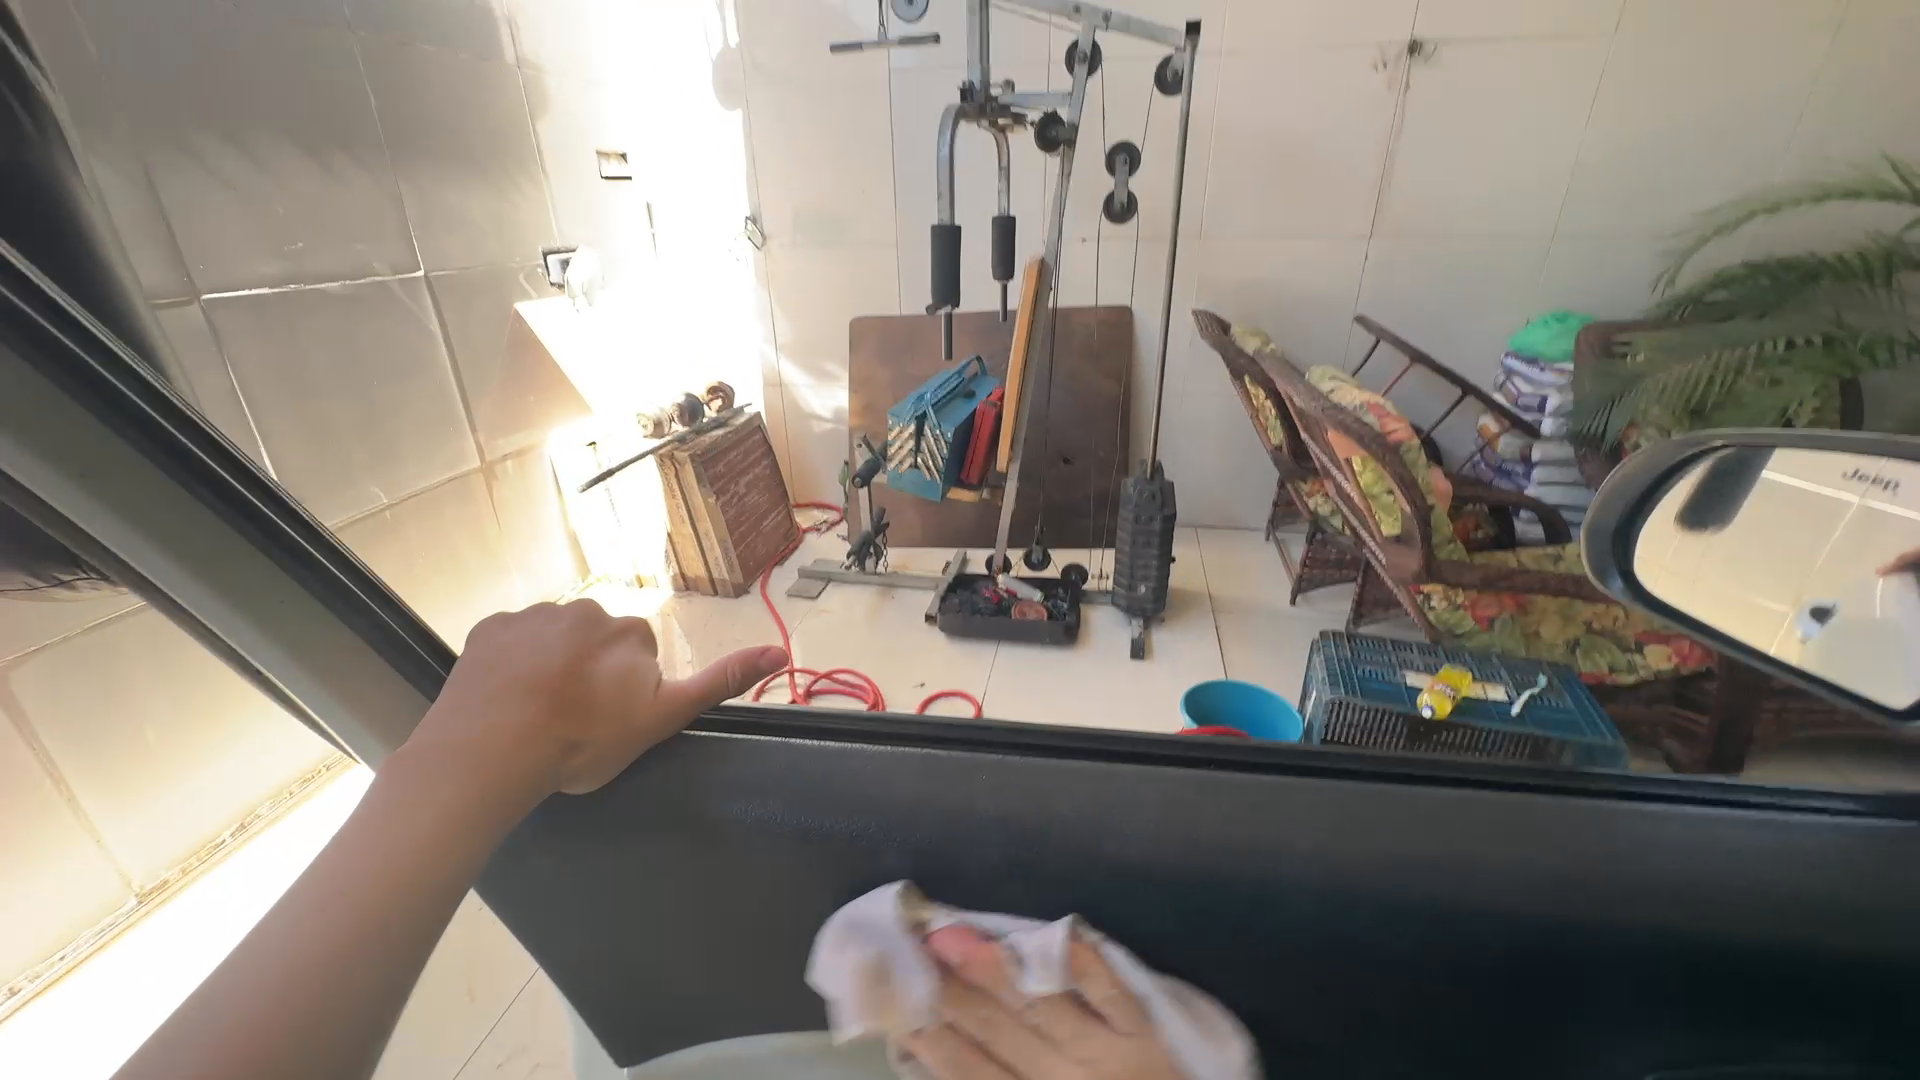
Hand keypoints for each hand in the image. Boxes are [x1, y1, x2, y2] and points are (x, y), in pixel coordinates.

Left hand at [400, 599, 786, 799]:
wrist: (491, 753)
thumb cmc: (584, 741)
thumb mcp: (663, 717)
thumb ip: (721, 682)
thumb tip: (781, 650)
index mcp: (629, 632)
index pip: (637, 655)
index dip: (625, 691)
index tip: (606, 721)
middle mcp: (586, 610)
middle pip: (596, 642)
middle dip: (590, 672)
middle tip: (571, 720)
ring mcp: (533, 616)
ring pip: (553, 639)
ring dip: (550, 666)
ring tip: (533, 714)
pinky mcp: (489, 628)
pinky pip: (511, 641)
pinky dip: (512, 663)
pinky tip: (505, 697)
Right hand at [900, 926, 1182, 1079]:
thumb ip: (995, 1073)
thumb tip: (925, 1044)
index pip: (972, 1073)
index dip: (933, 1038)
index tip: (894, 1001)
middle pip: (1000, 1035)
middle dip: (951, 993)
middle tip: (909, 952)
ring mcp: (1109, 1056)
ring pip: (1043, 1011)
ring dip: (997, 975)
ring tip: (952, 938)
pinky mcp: (1147, 1034)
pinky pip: (1114, 997)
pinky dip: (1085, 967)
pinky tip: (1057, 934)